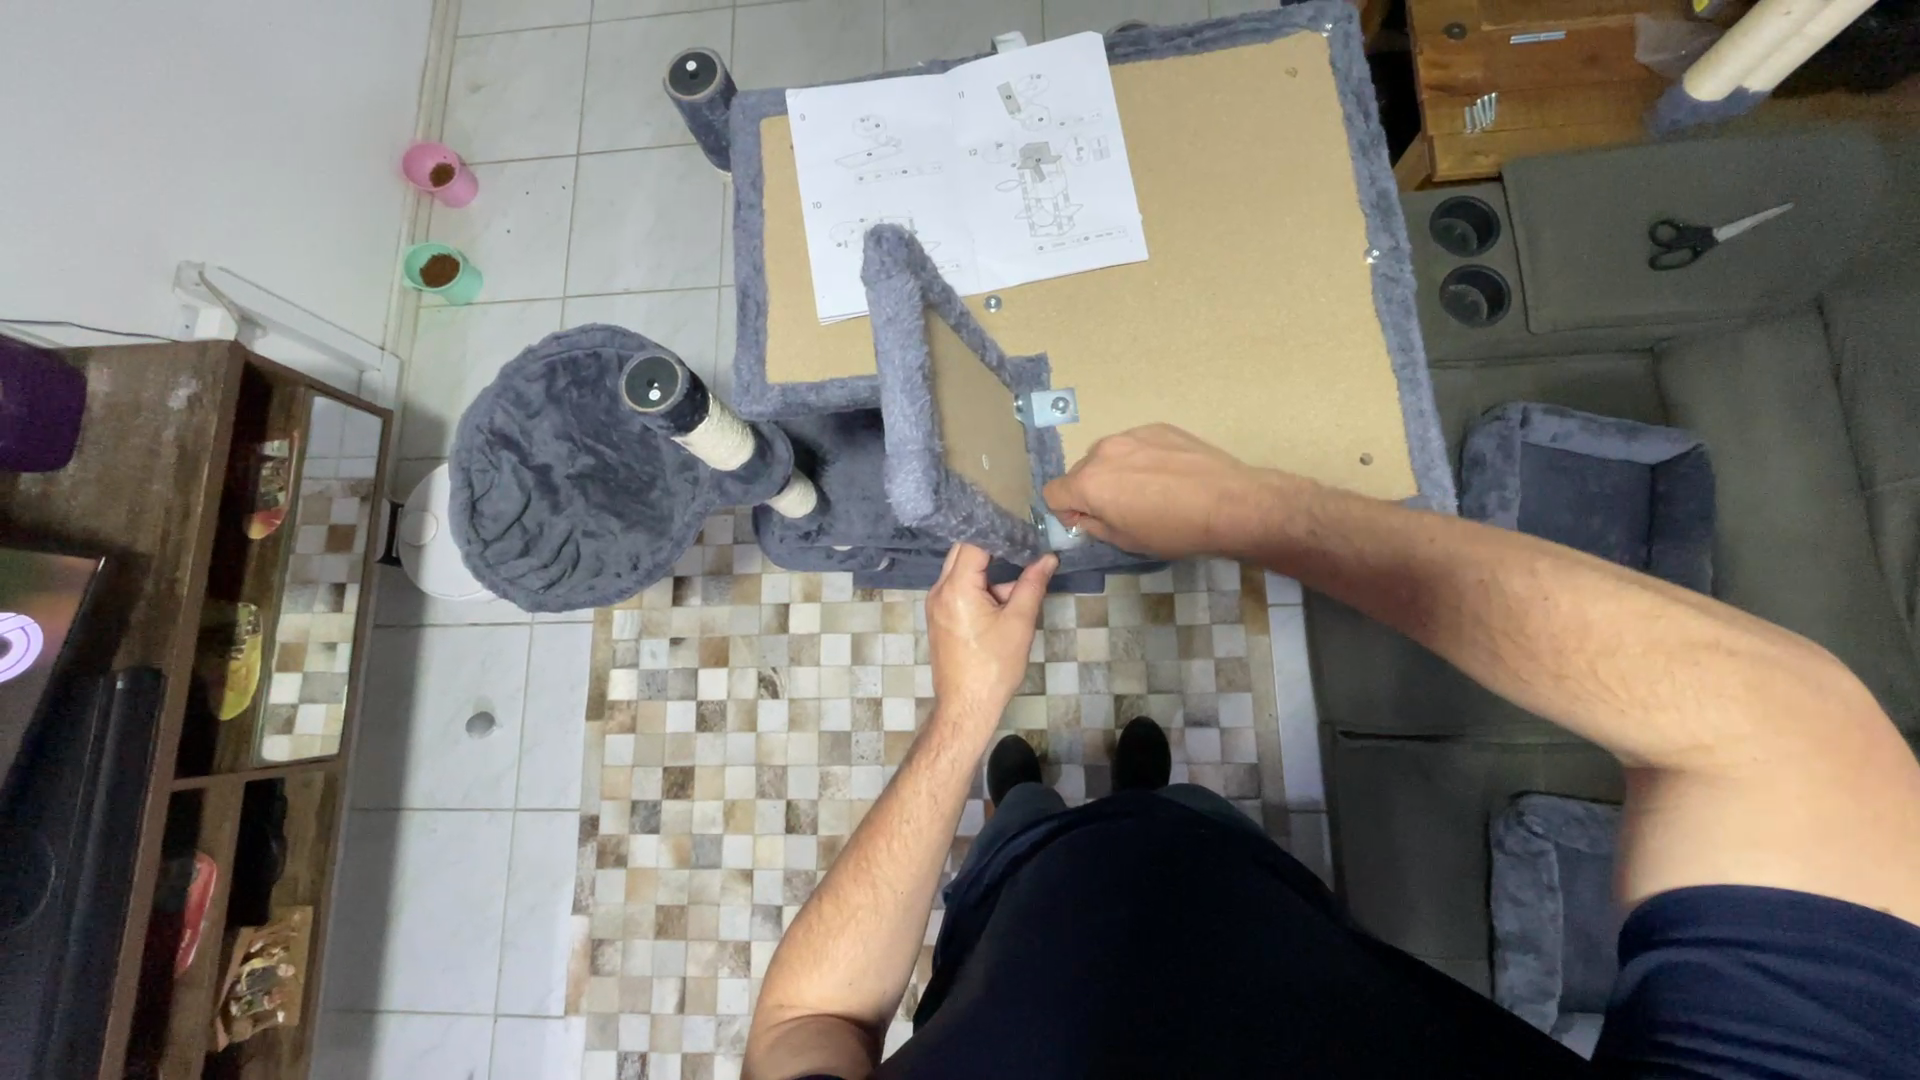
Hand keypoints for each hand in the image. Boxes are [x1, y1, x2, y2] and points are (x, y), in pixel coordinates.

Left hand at [926, 544, 1056, 729]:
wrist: (966, 706)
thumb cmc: (993, 665)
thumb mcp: (1019, 622)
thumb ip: (1032, 585)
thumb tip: (1047, 558)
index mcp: (956, 588)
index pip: (973, 542)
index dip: (997, 533)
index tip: (1021, 532)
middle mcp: (939, 590)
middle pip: (963, 553)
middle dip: (992, 550)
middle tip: (1022, 548)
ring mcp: (935, 604)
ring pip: (961, 571)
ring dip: (987, 572)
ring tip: (1019, 580)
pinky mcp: (939, 617)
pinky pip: (957, 589)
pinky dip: (978, 587)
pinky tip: (1002, 601)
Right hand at [1042, 424, 1312, 558]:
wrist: (1230, 503)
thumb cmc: (1174, 530)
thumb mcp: (1126, 541)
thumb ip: (1094, 525)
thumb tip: (1085, 515)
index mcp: (1089, 483)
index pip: (1053, 493)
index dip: (1066, 511)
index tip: (1089, 521)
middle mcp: (1102, 451)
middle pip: (1080, 472)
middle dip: (1092, 490)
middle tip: (1124, 509)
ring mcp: (1131, 435)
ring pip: (1107, 456)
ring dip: (1116, 472)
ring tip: (1149, 490)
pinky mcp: (1157, 427)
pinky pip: (1135, 445)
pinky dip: (1141, 459)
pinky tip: (1169, 475)